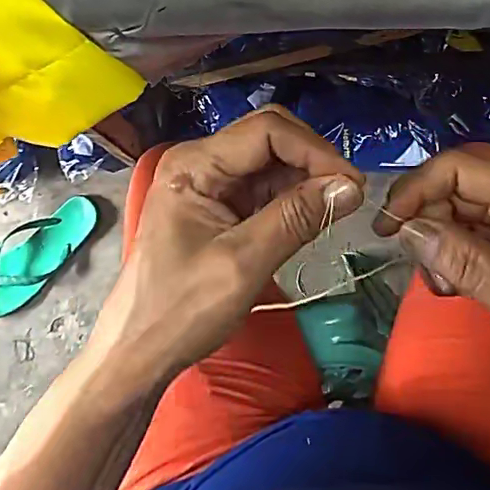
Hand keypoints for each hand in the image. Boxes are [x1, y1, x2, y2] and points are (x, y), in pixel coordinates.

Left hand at [88, 107, 362, 384]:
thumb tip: (352, 187)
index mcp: (194, 165)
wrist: (137, 357)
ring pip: (278, 159)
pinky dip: (299, 195)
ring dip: (311, 178)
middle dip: (315, 159)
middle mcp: (203, 162)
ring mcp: (215, 181)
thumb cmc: (179, 312)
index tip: (351, 183)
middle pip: (274, 137)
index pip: (268, 131)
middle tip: (349, 192)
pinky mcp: (226, 203)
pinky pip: (273, 185)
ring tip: (340, 205)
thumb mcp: (243, 264)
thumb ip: (296, 218)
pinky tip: (318, 214)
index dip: (315, 150)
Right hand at [376, 150, 489, 403]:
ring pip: (449, 211)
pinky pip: (459, 235)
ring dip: (434, 246)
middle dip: (425, 224)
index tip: (387, 230)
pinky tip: (455, 289)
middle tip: (428, 275)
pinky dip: (446, 259)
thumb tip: (409, 230)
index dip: (417, 189)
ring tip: (448, 289)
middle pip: (450, 187)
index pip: (459, 168)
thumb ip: (470, 265)